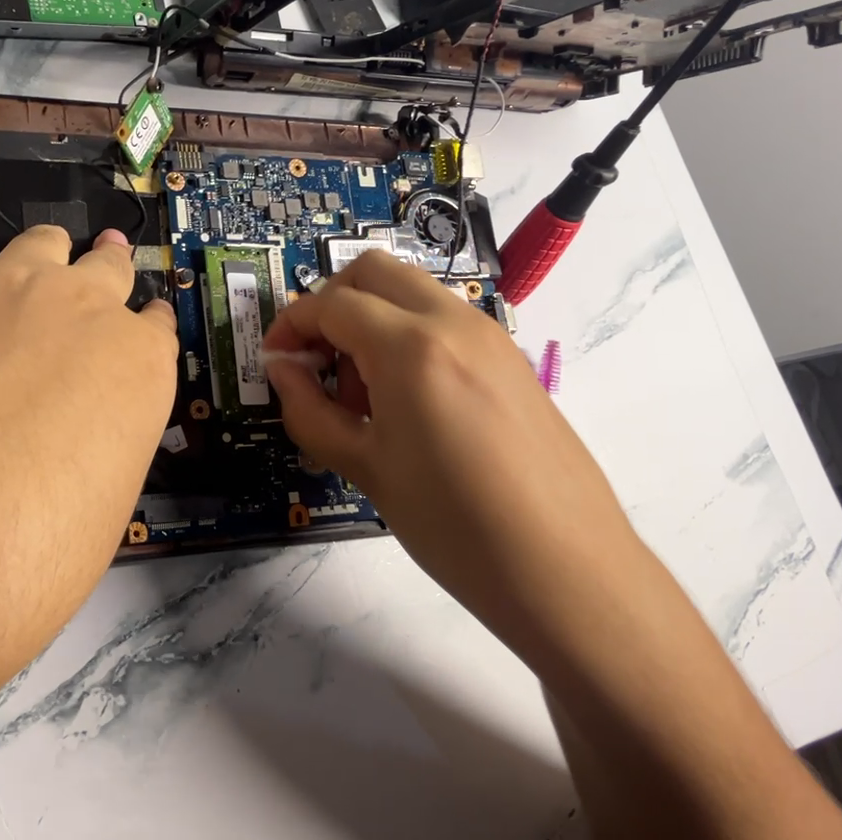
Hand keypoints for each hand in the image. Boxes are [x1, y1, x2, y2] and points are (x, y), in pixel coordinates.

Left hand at [0, 175, 177, 571]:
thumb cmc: (46, 532)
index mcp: (140, 363)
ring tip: (47, 243)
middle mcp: (85, 308)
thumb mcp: (109, 501)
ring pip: (40, 245)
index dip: (148, 323)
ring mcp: (12, 288)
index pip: (155, 328)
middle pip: (106, 272)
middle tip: (108, 262)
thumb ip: (105, 453)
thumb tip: (81, 453)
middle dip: (110, 269)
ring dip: (47, 246)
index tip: (145, 322)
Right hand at [262, 251, 640, 638]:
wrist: (565, 570)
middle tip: (316, 361)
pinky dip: (407, 335)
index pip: (332, 304)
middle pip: (373, 272)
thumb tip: (283, 370)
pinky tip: (404, 402)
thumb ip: (311, 410)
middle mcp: (453, 322)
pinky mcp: (511, 360)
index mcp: (411, 346)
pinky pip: (444, 321)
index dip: (291, 325)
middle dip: (330, 303)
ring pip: (411, 291)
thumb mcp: (365, 468)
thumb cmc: (454, 525)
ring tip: (360, 392)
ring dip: (371, 317)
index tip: (275, 361)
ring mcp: (490, 337)